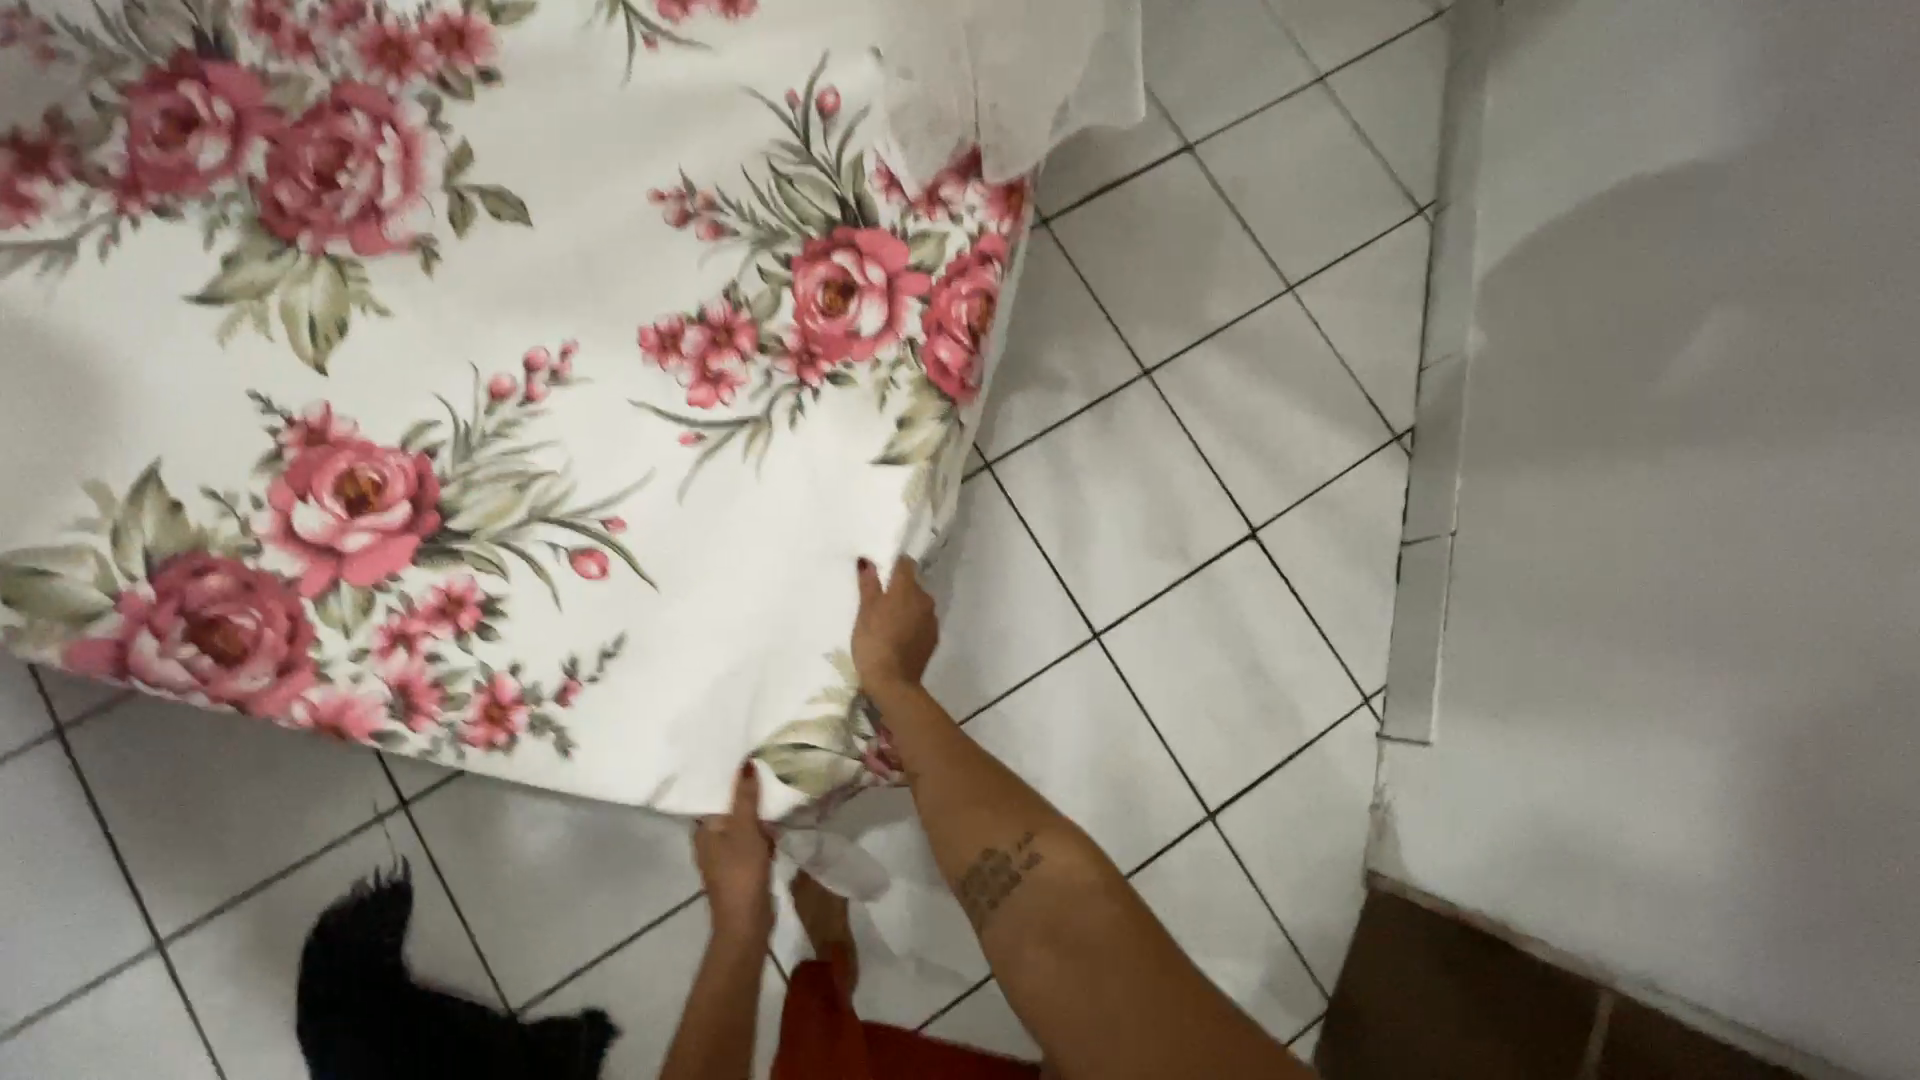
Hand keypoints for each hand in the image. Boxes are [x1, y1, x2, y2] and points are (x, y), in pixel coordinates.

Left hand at [694, 763, 774, 940]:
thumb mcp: (745, 829)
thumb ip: (746, 797)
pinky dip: (764, 837)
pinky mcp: (741, 869)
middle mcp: (709, 841)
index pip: (712, 796)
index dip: (728, 780)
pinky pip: (753, 843)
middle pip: (730, 810)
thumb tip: (745, 763)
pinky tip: (779, 829)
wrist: (747, 922)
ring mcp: (725, 857)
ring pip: (744, 827)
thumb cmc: (741, 872)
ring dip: (759, 818)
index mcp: (702, 831)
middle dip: (749, 798)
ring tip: (777, 795)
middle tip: (768, 775)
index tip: (746, 759)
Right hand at [853, 556, 938, 695]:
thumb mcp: (865, 611)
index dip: (893, 564)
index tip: (880, 572)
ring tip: (888, 621)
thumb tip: (868, 562)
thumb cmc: (873, 642)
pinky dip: (913, 623)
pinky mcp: (933, 638)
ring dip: (907, 607)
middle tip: (879, 601)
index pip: (905, 564)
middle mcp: (925, 599)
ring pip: (918, 604)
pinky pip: (922, 622)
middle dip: (898, 588)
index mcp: (907, 588)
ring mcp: (932, 620)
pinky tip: (899, 636)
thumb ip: (869, 584)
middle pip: (912, 585)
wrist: (893, 681)